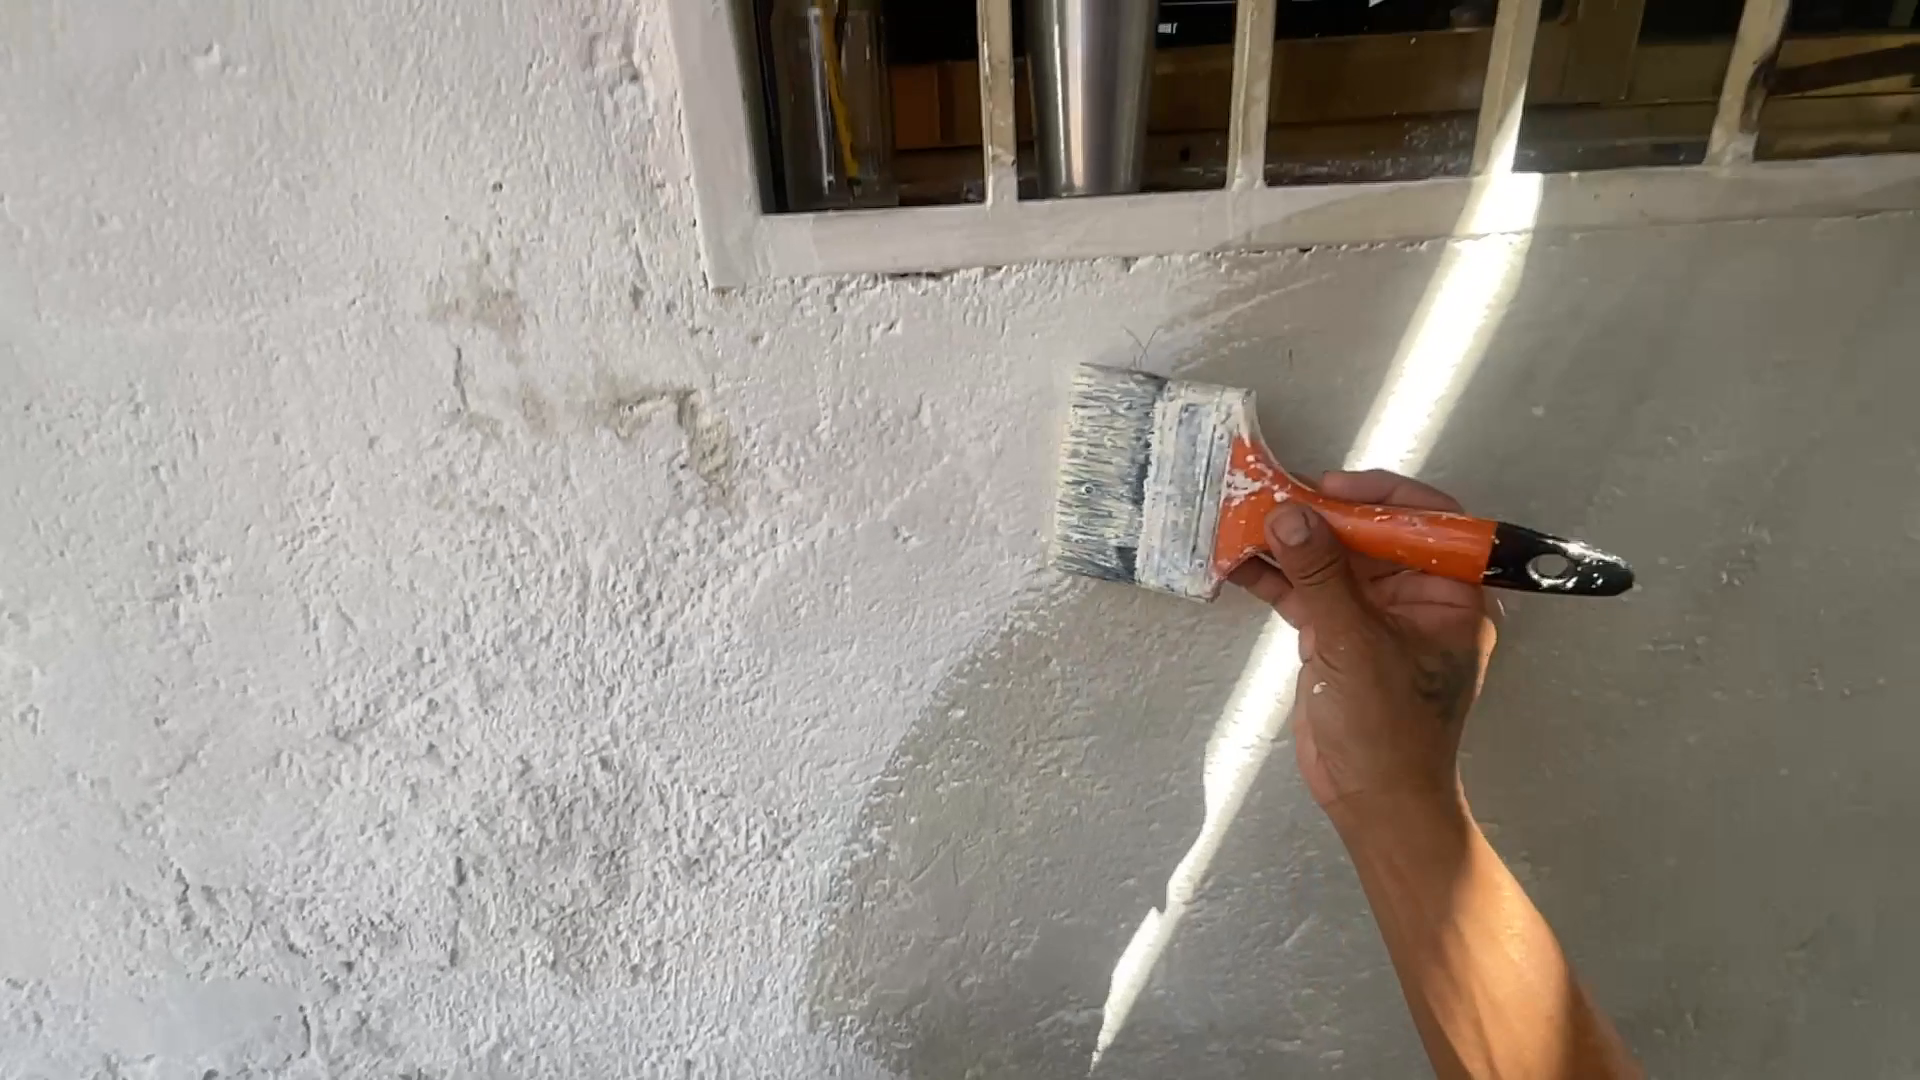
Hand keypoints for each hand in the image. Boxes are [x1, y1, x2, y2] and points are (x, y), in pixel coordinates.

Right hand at [1227, 470, 1495, 823]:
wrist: (1370, 798)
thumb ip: (1319, 576)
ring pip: (1326, 562)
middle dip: (1318, 517)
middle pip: (1366, 537)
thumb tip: (1286, 515)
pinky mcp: (1331, 633)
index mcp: (1446, 594)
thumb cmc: (1387, 725)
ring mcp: (1367, 614)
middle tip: (1267, 497)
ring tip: (1239, 523)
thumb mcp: (1354, 642)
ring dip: (1285, 545)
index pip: (1430, 522)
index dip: (1383, 495)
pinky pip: (1301, 591)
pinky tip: (1234, 565)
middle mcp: (1410, 596)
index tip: (1330, 486)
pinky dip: (1271, 579)